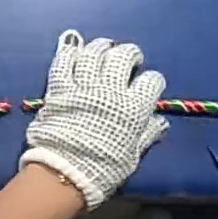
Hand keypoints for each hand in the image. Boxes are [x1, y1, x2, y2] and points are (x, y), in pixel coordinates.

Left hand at [19, 32, 167, 209]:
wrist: (65, 171)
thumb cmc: (103, 168)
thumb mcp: (133, 154)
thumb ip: (146, 134)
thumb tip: (159, 121)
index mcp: (133, 108)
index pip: (151, 81)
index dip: (151, 81)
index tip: (147, 85)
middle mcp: (109, 92)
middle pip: (122, 58)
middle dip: (128, 54)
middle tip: (126, 58)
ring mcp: (82, 88)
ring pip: (93, 55)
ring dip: (100, 47)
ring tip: (103, 48)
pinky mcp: (58, 90)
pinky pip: (63, 63)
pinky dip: (68, 53)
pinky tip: (73, 49)